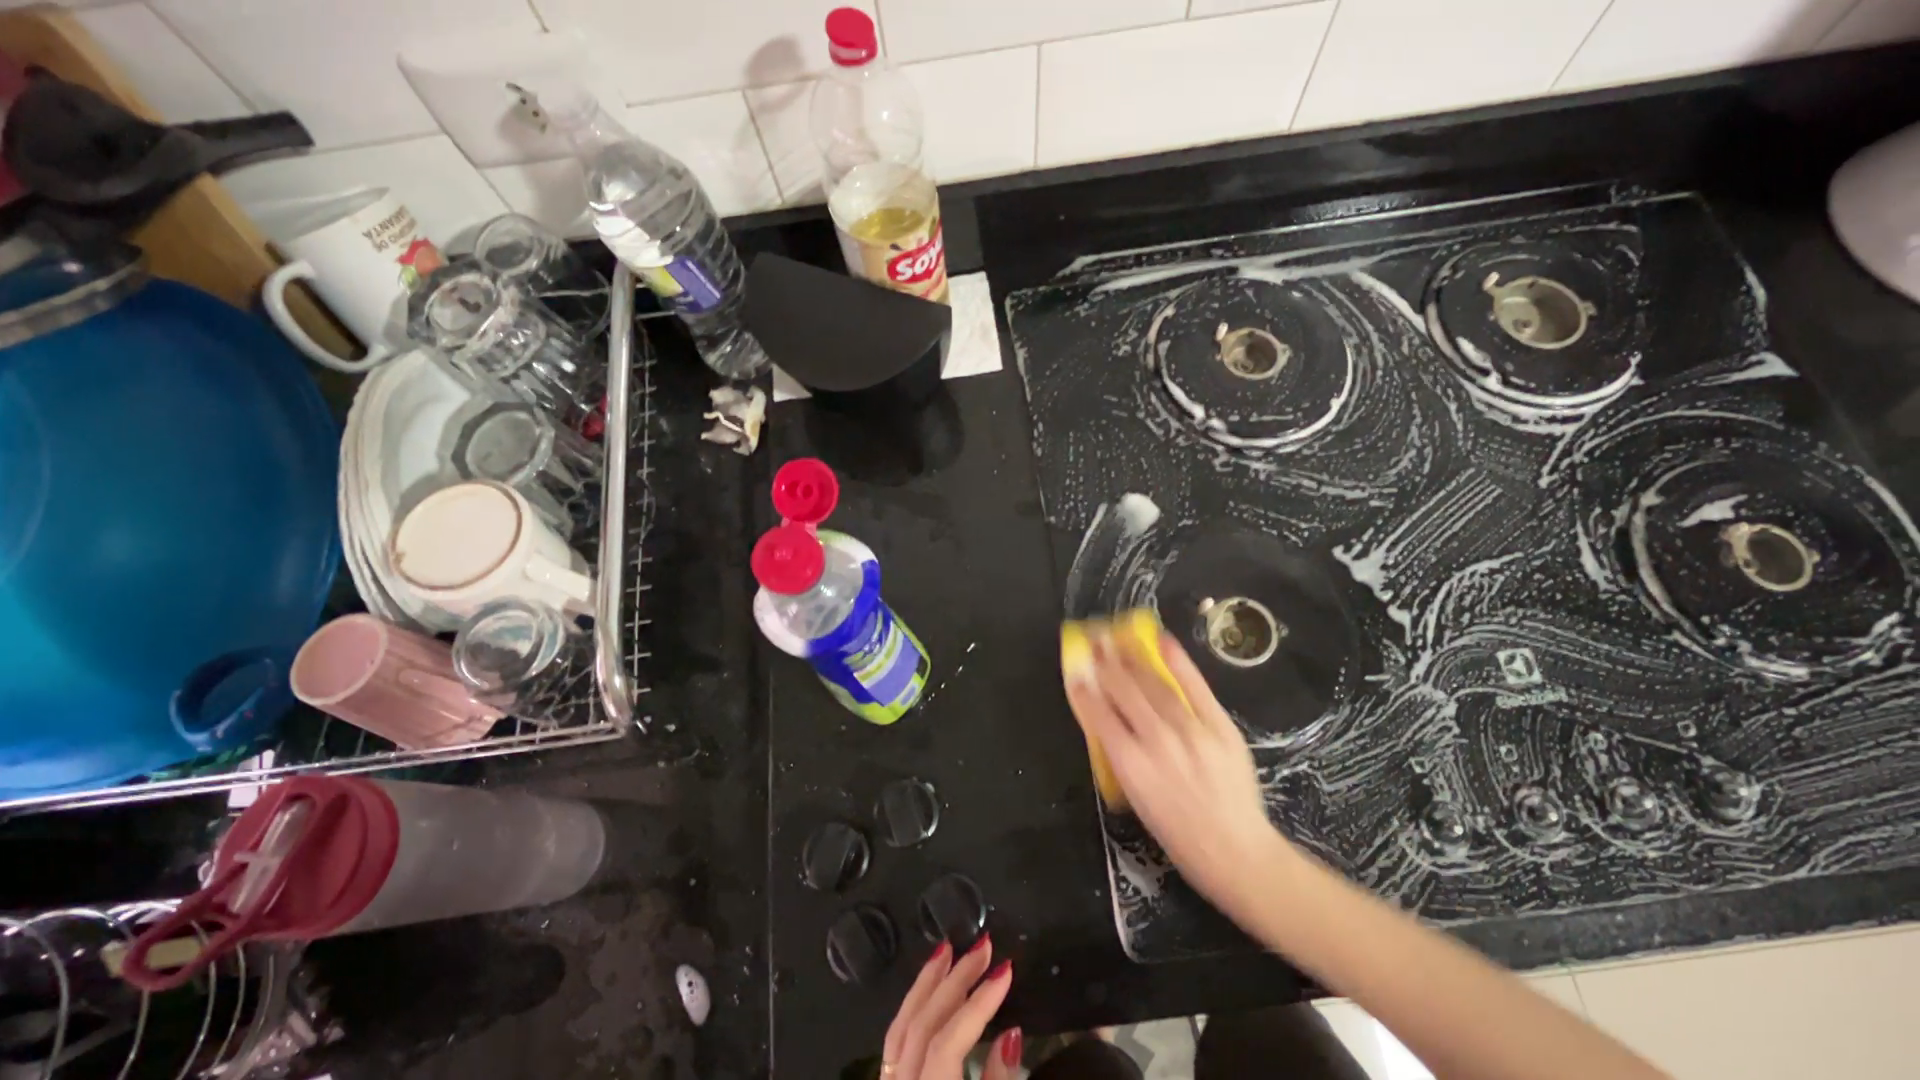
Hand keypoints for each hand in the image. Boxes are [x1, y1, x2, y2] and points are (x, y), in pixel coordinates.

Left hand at [882, 935, 1018, 1079]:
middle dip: (954, 981)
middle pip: (923, 1024)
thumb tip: (1010, 1033)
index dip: (978, 1006)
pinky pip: (893, 1038)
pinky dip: (911, 1007)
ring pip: (901, 1026)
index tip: (1005, 971)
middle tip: (982, 946)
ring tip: (947, 950)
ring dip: (927, 984)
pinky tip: (927, 989)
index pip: (949, 1042)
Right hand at [1065, 628, 1287, 909]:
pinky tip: (1162, 641)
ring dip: (1133, 657)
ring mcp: (1191, 730)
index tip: (1074, 671)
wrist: (1235, 850)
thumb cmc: (1178, 835)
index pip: (1098, 716)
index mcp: (1130, 765)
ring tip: (1118, 637)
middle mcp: (1157, 741)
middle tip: (1094, 641)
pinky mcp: (1220, 726)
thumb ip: (1122, 758)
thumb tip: (1110, 724)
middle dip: (1106, 664)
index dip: (1083, 690)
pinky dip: (1178, 662)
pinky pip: (1195, 687)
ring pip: (1155, 684)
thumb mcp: (1137, 800)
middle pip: (1124, 692)